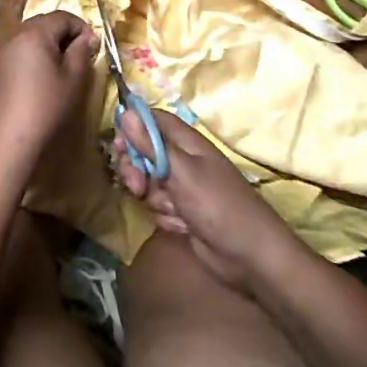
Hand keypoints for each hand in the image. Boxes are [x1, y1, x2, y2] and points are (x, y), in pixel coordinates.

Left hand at [0, 11, 97, 160]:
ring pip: (26, 40)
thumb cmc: (47, 106)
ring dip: (45, 48)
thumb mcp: (74, 78)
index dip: (81, 27)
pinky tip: (34, 84)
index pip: (62, 17)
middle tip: (77, 56)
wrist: (8, 140)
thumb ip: (82, 51)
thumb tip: (87, 38)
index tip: (93, 47)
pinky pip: (14, 56)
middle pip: (42, 25)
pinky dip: (29, 61)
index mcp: (34, 33)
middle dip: (62, 35)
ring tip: (57, 70)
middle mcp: (12, 37)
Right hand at [116, 109, 306, 293]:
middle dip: (135, 168)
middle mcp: (184, 160)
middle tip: (136, 186)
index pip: (153, 120)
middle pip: (145, 152)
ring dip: (151, 196)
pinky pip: (159, 206)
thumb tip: (125, 110)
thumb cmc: (217, 206)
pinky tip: (179, 225)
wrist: (249, 255)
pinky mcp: (183, 212)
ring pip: (149, 182)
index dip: (133, 128)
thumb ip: (151, 144)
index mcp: (188, 142)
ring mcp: (183, 187)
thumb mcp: (181, 172)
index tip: (118, 146)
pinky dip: (164, 215)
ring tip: (167, 209)